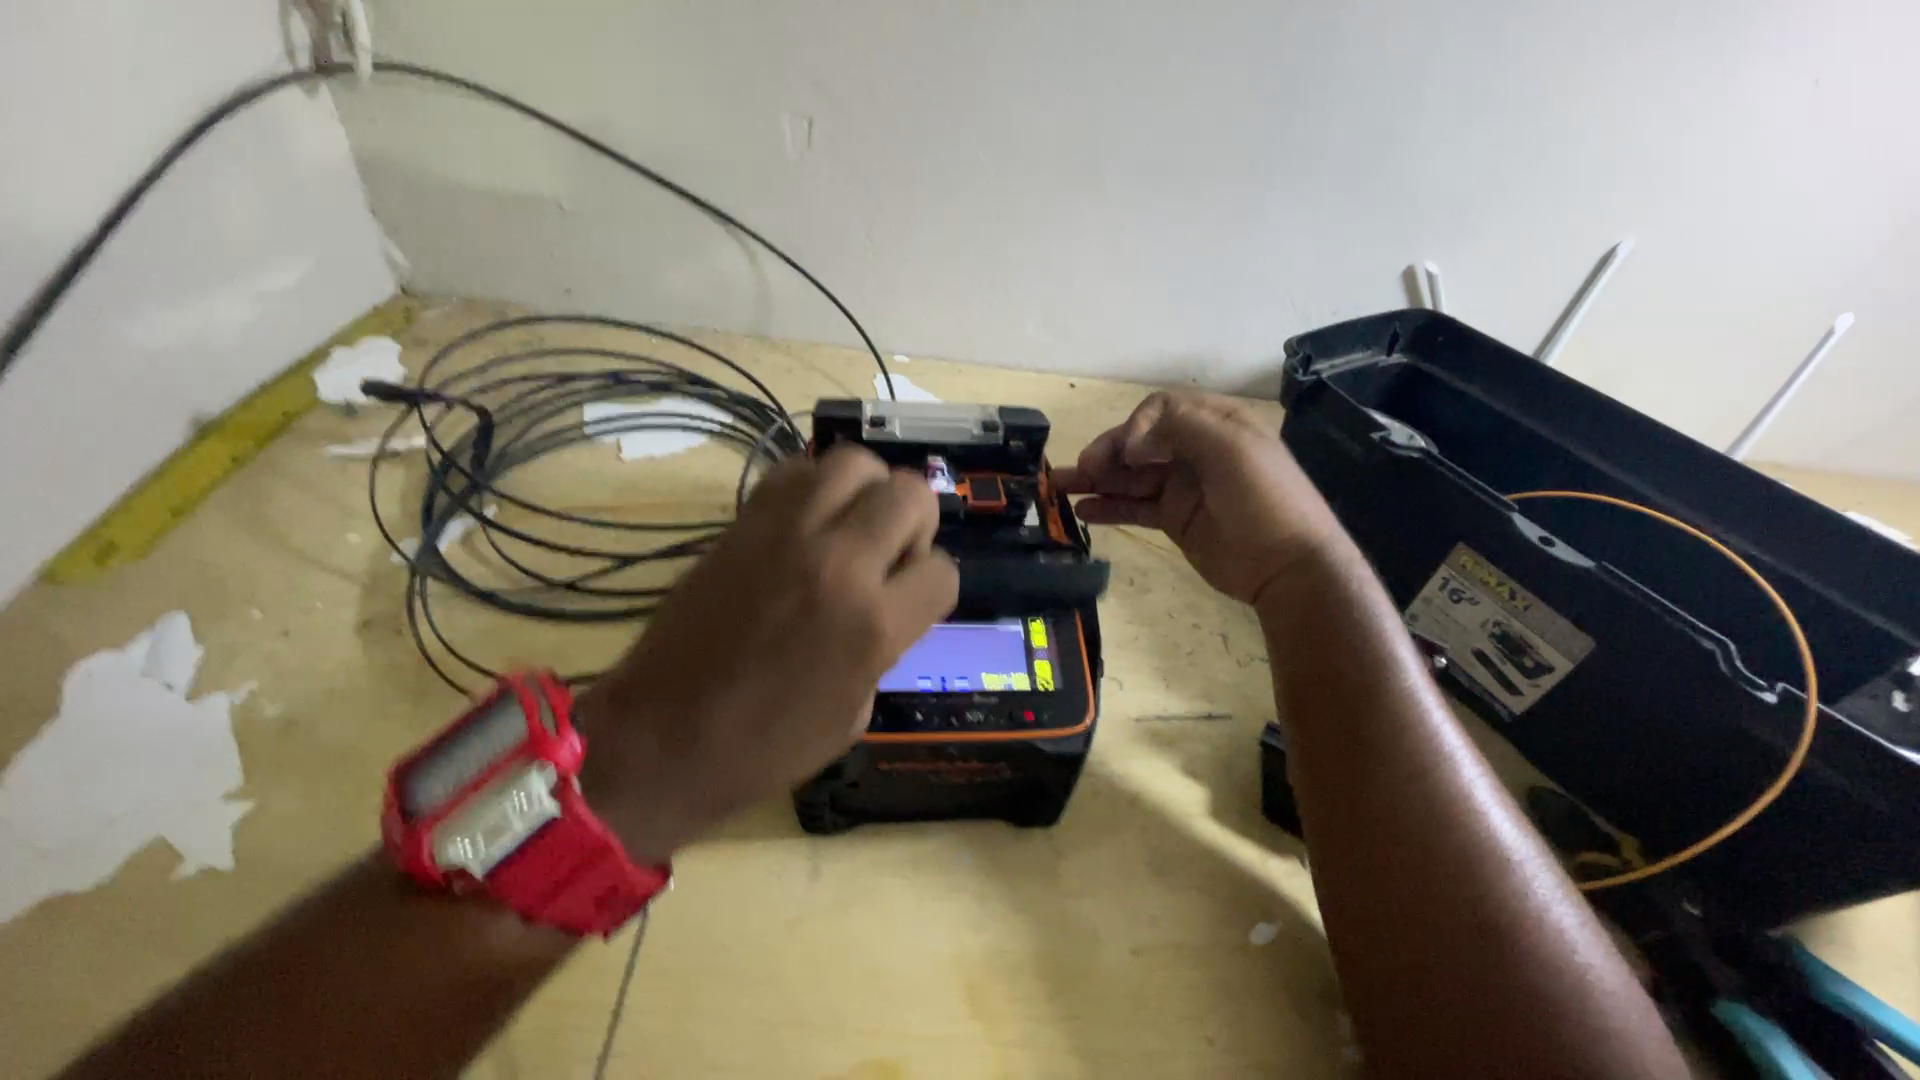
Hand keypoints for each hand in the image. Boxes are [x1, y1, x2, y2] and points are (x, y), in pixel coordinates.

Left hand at [576, 445, 957, 861]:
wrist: (663, 738)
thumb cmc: (764, 747)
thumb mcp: (854, 714)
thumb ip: (884, 648)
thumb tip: (887, 608)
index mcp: (873, 626)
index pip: (942, 570)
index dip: (933, 588)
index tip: (911, 603)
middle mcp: (838, 564)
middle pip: (910, 494)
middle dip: (915, 522)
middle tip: (888, 554)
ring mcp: (786, 534)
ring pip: (853, 462)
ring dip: (866, 490)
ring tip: (849, 525)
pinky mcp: (742, 523)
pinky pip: (794, 472)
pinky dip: (812, 487)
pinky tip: (804, 524)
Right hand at [1055, 392, 1350, 608]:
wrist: (1289, 567)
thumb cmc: (1265, 500)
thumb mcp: (1232, 448)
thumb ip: (1181, 425)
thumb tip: (1132, 437)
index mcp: (1216, 424)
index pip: (1160, 410)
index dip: (1136, 426)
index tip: (1128, 453)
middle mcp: (1196, 451)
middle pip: (1139, 442)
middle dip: (1107, 453)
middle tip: (1079, 471)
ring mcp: (1184, 487)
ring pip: (1131, 475)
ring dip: (1097, 479)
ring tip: (1060, 488)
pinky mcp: (1175, 520)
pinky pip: (1135, 507)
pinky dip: (1108, 507)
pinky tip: (1083, 511)